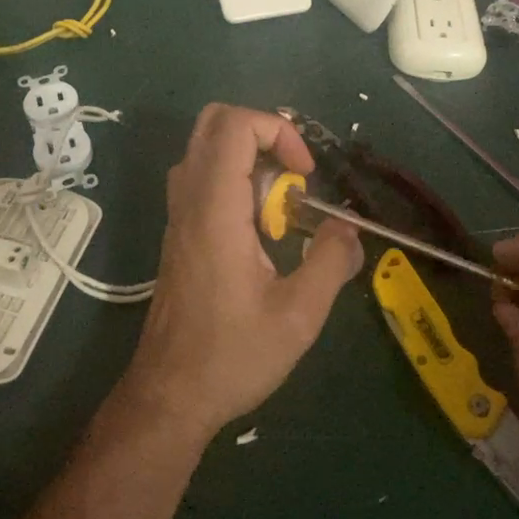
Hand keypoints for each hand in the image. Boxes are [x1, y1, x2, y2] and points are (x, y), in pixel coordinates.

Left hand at [112, 104, 363, 438]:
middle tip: (294, 176)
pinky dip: (235, 179)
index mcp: (215, 209)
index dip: (278, 130)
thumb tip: (349, 228)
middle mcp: (190, 200)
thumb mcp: (298, 316)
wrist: (169, 396)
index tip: (306, 174)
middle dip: (263, 134)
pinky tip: (259, 229)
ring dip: (249, 157)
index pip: (234, 125)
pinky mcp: (178, 233)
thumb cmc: (231, 356)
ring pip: (204, 148)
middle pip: (214, 122)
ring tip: (280, 205)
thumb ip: (329, 263)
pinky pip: (201, 177)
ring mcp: (178, 215)